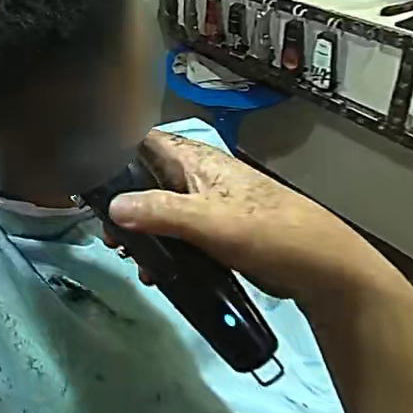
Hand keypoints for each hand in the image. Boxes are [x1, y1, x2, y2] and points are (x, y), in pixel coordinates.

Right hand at [108, 130, 403, 308]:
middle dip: (124, 204)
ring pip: (159, 207)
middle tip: (112, 236)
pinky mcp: (215, 230)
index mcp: (196, 159)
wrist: (321, 269)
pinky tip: (156, 273)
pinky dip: (162, 247)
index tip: (91, 183)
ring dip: (142, 231)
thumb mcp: (210, 221)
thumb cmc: (269, 233)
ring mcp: (206, 202)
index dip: (114, 152)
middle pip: (145, 177)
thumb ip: (161, 211)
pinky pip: (176, 231)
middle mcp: (197, 174)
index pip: (144, 139)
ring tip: (132, 258)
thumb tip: (112, 208)